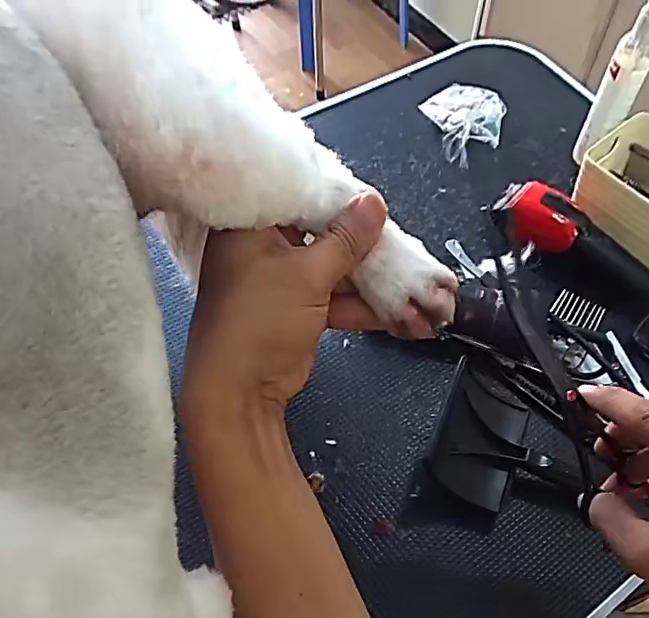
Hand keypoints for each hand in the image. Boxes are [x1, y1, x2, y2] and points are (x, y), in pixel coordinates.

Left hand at [182, 192, 424, 416]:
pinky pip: (337, 300)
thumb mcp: (307, 274)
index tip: (376, 209)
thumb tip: (372, 206)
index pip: (304, 198)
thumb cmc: (254, 325)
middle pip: (326, 237)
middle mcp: (265, 249)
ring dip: (372, 284)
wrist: (242, 387)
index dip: (342, 202)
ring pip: (336, 273)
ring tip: (407, 287)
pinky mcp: (300, 312)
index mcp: (252, 225)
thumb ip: (345, 240)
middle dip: (366, 251)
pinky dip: (363, 307)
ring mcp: (284, 283)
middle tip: (398, 250)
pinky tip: (394, 312)